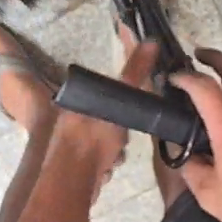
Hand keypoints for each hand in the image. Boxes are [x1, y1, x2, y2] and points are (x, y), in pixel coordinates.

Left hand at [50, 41, 158, 176]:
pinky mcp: (77, 164)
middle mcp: (70, 117)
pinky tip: (108, 167)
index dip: (121, 102)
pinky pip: (101, 158)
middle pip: (108, 116)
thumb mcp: (119, 100)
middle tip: (123, 135)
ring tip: (115, 154)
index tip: (130, 112)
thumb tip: (151, 40)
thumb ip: (134, 72)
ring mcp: (71, 142)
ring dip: (115, 148)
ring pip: (106, 138)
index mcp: (75, 98)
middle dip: (120, 129)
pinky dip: (108, 162)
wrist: (75, 181)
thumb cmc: (94, 136)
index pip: (105, 92)